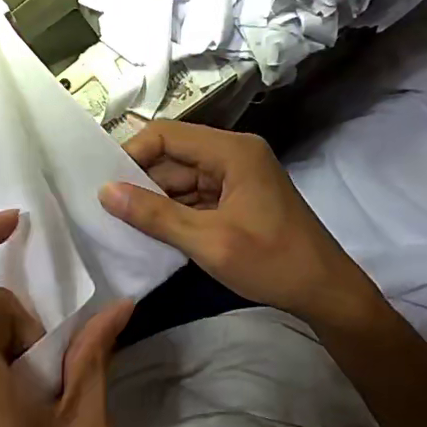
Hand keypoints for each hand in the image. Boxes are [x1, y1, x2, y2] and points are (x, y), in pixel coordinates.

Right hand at [99, 120, 381, 326]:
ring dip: (155, 200)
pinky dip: (174, 212)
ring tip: (119, 223)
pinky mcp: (237, 199)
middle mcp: (234, 154)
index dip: (132, 154)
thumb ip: (155, 214)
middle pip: (173, 156)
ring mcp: (236, 177)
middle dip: (140, 181)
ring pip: (181, 179)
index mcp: (232, 151)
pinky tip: (150, 232)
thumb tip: (105, 191)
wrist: (324, 291)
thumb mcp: (208, 241)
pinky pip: (195, 197)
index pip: (167, 135)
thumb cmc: (271, 262)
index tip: (102, 185)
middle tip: (104, 209)